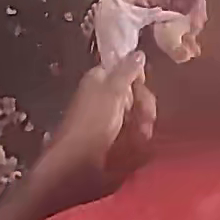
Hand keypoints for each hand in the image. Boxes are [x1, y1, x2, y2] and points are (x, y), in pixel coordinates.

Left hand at [42, 51, 157, 181]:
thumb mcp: (112, 92)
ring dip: (142, 126)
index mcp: (100, 79)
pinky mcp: (113, 141)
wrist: (76, 168)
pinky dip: (137, 141)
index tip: (142, 88)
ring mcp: (108, 119)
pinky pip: (134, 135)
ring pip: (138, 116)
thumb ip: (127, 70)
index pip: (128, 70)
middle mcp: (104, 96)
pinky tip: (135, 149)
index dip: (138, 80)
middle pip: (136, 94)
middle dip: (144, 106)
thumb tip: (139, 52)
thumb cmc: (92, 124)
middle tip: (144, 119)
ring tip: (137, 138)